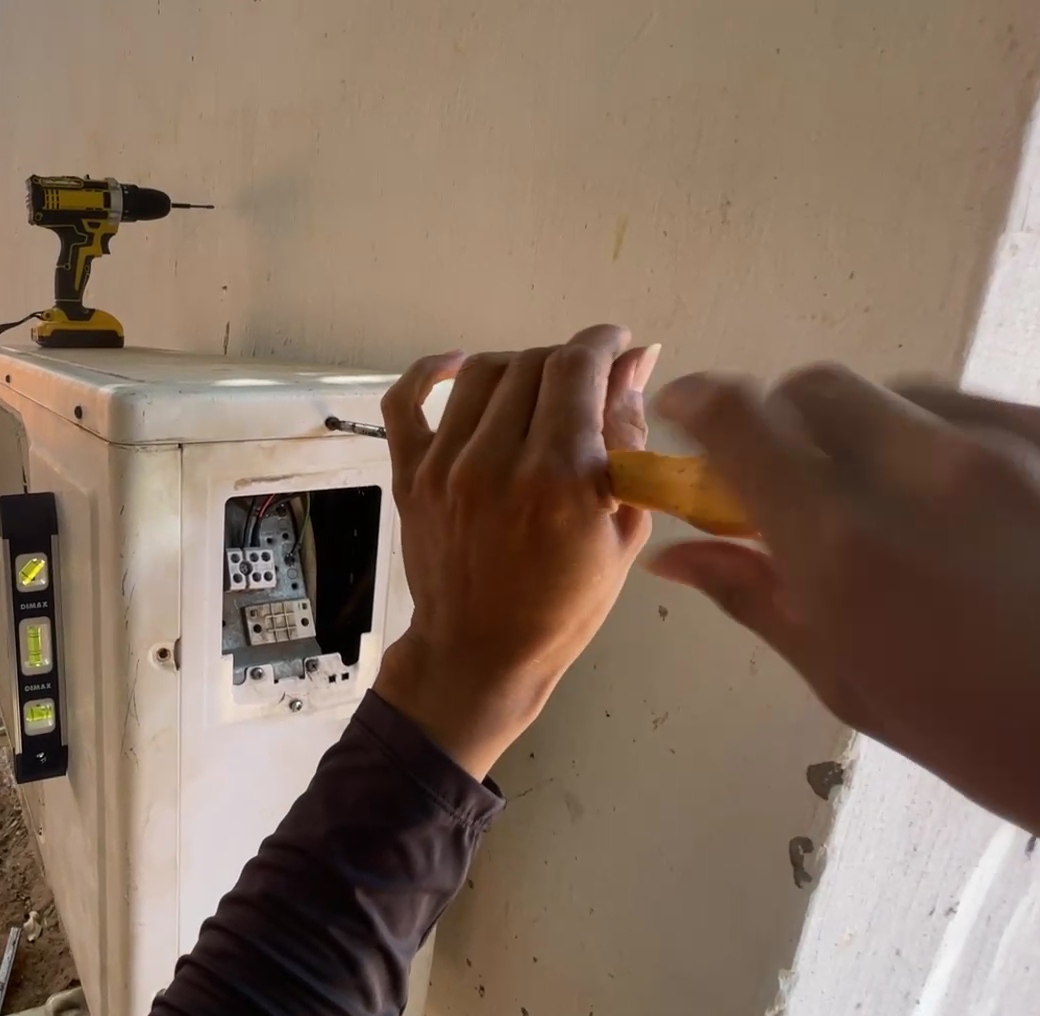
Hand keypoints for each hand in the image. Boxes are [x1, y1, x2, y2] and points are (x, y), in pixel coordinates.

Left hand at [374, 325, 658, 778]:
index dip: (603, 342)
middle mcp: (494, 458)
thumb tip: (636, 362)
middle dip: (567, 361)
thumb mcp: (622, 528)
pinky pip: (403, 402)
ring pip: (479, 373)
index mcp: (559, 474)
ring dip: (514, 366)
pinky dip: (426, 372)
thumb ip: (628, 438)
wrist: (479, 648)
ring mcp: (442, 465)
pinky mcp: (408, 475)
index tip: (616, 346)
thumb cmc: (563, 603)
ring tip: (533, 389)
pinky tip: (457, 367)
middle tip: (581, 386)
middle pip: (530, 363)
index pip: (576, 365)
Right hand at [650, 367, 1039, 874]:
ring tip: (898, 502)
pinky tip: (989, 510)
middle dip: (779, 418)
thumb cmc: (1008, 744)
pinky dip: (954, 444)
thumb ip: (756, 598)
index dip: (696, 404)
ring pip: (905, 396)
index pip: (740, 423)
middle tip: (787, 475)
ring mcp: (1032, 447)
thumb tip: (676, 555)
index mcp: (844, 541)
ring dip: (866, 432)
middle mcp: (928, 471)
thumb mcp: (852, 683)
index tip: (682, 414)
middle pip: (816, 387)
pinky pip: (996, 414)